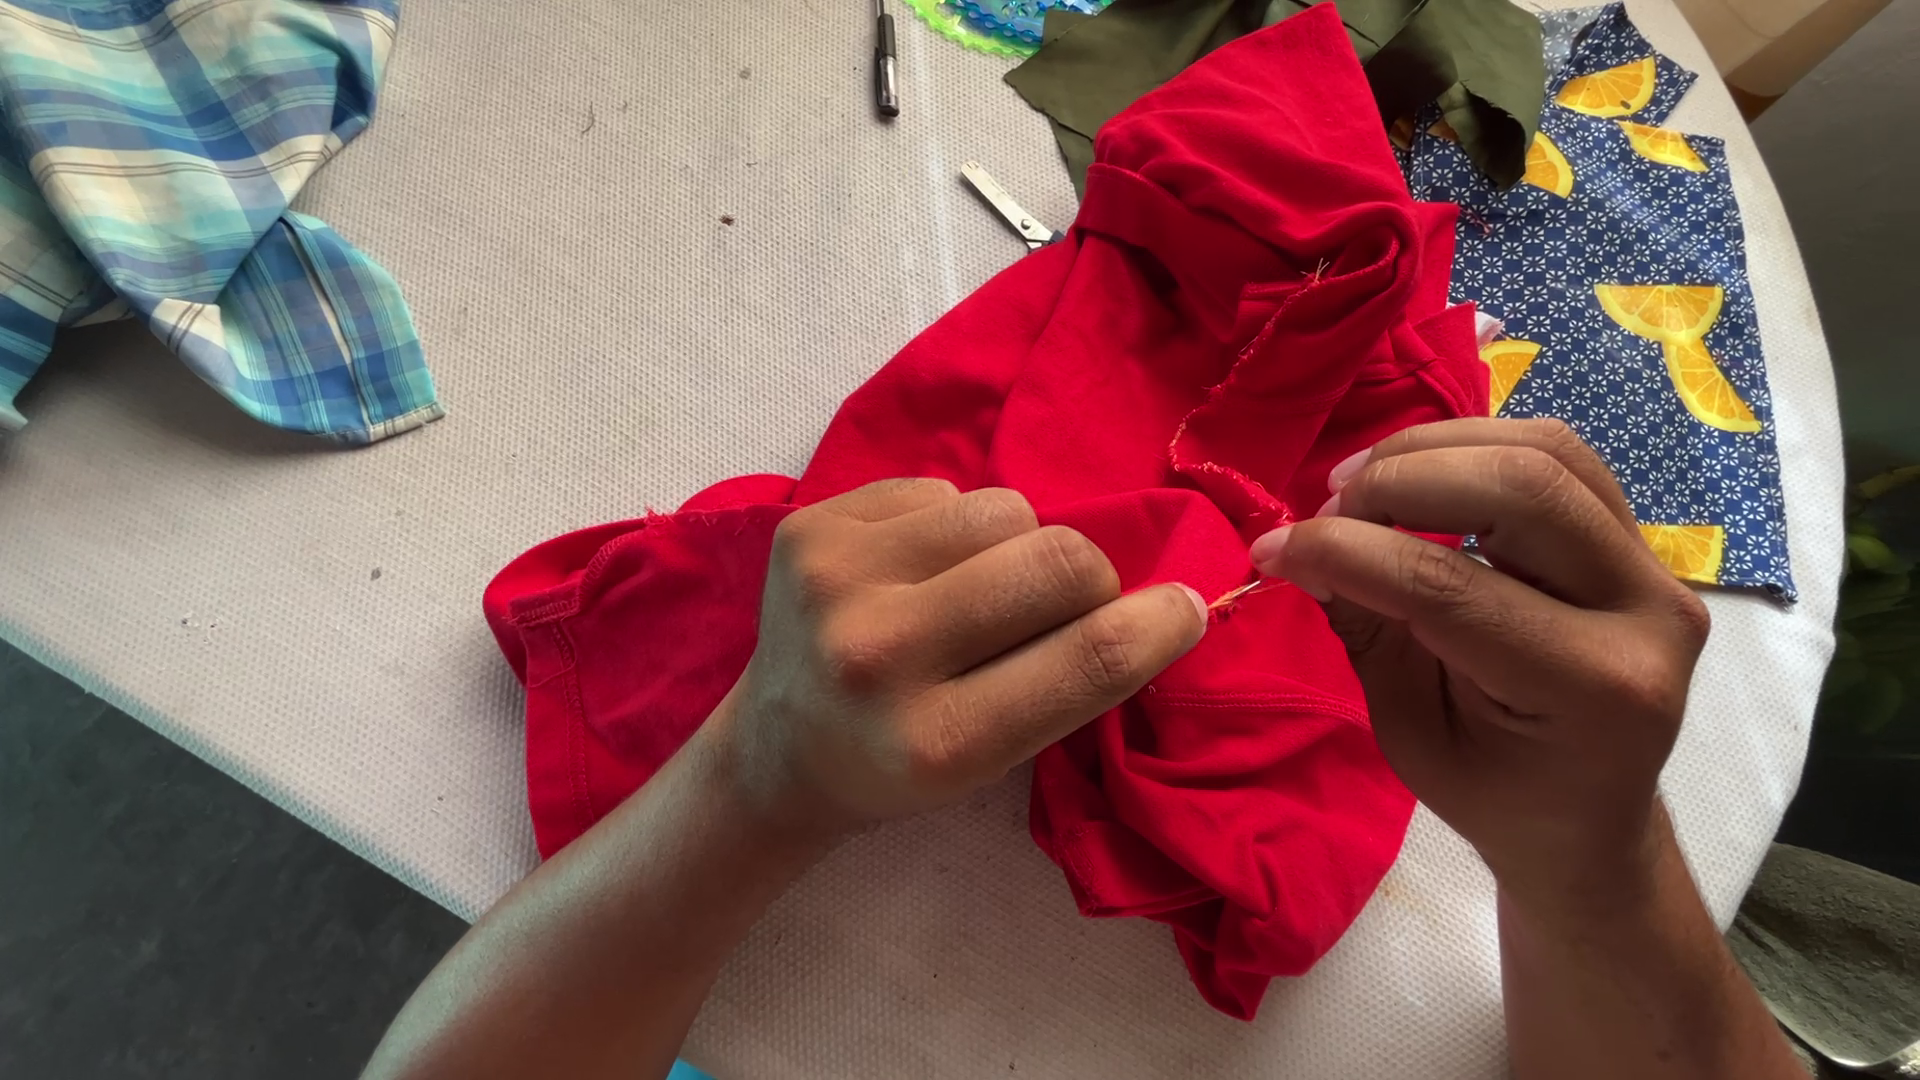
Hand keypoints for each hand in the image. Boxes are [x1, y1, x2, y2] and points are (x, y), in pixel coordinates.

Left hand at [716, 478, 1208, 834]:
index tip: (1186, 604)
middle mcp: (875, 653)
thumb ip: (1070, 681)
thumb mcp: (990, 760)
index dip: (1160, 623)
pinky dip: (952, 525)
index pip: (1087, 659)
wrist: (775, 746)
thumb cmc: (896, 766)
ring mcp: (831, 578)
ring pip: (1002, 507)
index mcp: (934, 742)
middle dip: (1086, 575)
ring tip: (973, 585)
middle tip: (1062, 600)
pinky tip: (915, 567)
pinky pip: (939, 488)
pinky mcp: (806, 526)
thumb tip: (1161, 597)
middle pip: (1054, 560)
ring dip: (1015, 542)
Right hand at [1250, 418, 1710, 910]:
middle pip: (1518, 486)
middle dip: (1392, 482)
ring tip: (1356, 484)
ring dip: (1428, 450)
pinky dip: (1467, 447)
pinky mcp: (1637, 539)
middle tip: (1324, 512)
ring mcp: (1655, 566)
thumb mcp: (1405, 728)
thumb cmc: (1488, 788)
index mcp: (1586, 687)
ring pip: (1543, 449)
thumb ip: (1360, 626)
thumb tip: (1294, 551)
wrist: (1582, 811)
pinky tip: (1412, 475)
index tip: (1272, 550)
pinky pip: (1556, 454)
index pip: (1443, 583)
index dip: (1341, 551)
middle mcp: (1643, 612)